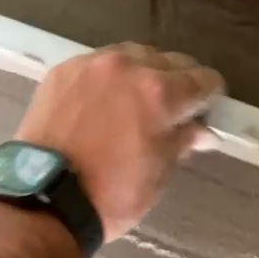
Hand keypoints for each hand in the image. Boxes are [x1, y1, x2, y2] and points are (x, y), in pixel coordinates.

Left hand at [14, 43, 224, 243]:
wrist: (48, 200)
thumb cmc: (111, 197)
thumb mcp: (157, 175)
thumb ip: (182, 143)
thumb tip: (204, 132)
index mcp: (159, 92)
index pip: (201, 80)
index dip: (210, 96)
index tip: (209, 108)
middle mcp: (127, 66)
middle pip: (168, 61)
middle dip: (177, 83)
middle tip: (175, 110)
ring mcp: (92, 65)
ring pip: (132, 57)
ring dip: (143, 75)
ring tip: (139, 104)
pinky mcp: (63, 71)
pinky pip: (98, 65)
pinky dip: (110, 80)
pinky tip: (106, 104)